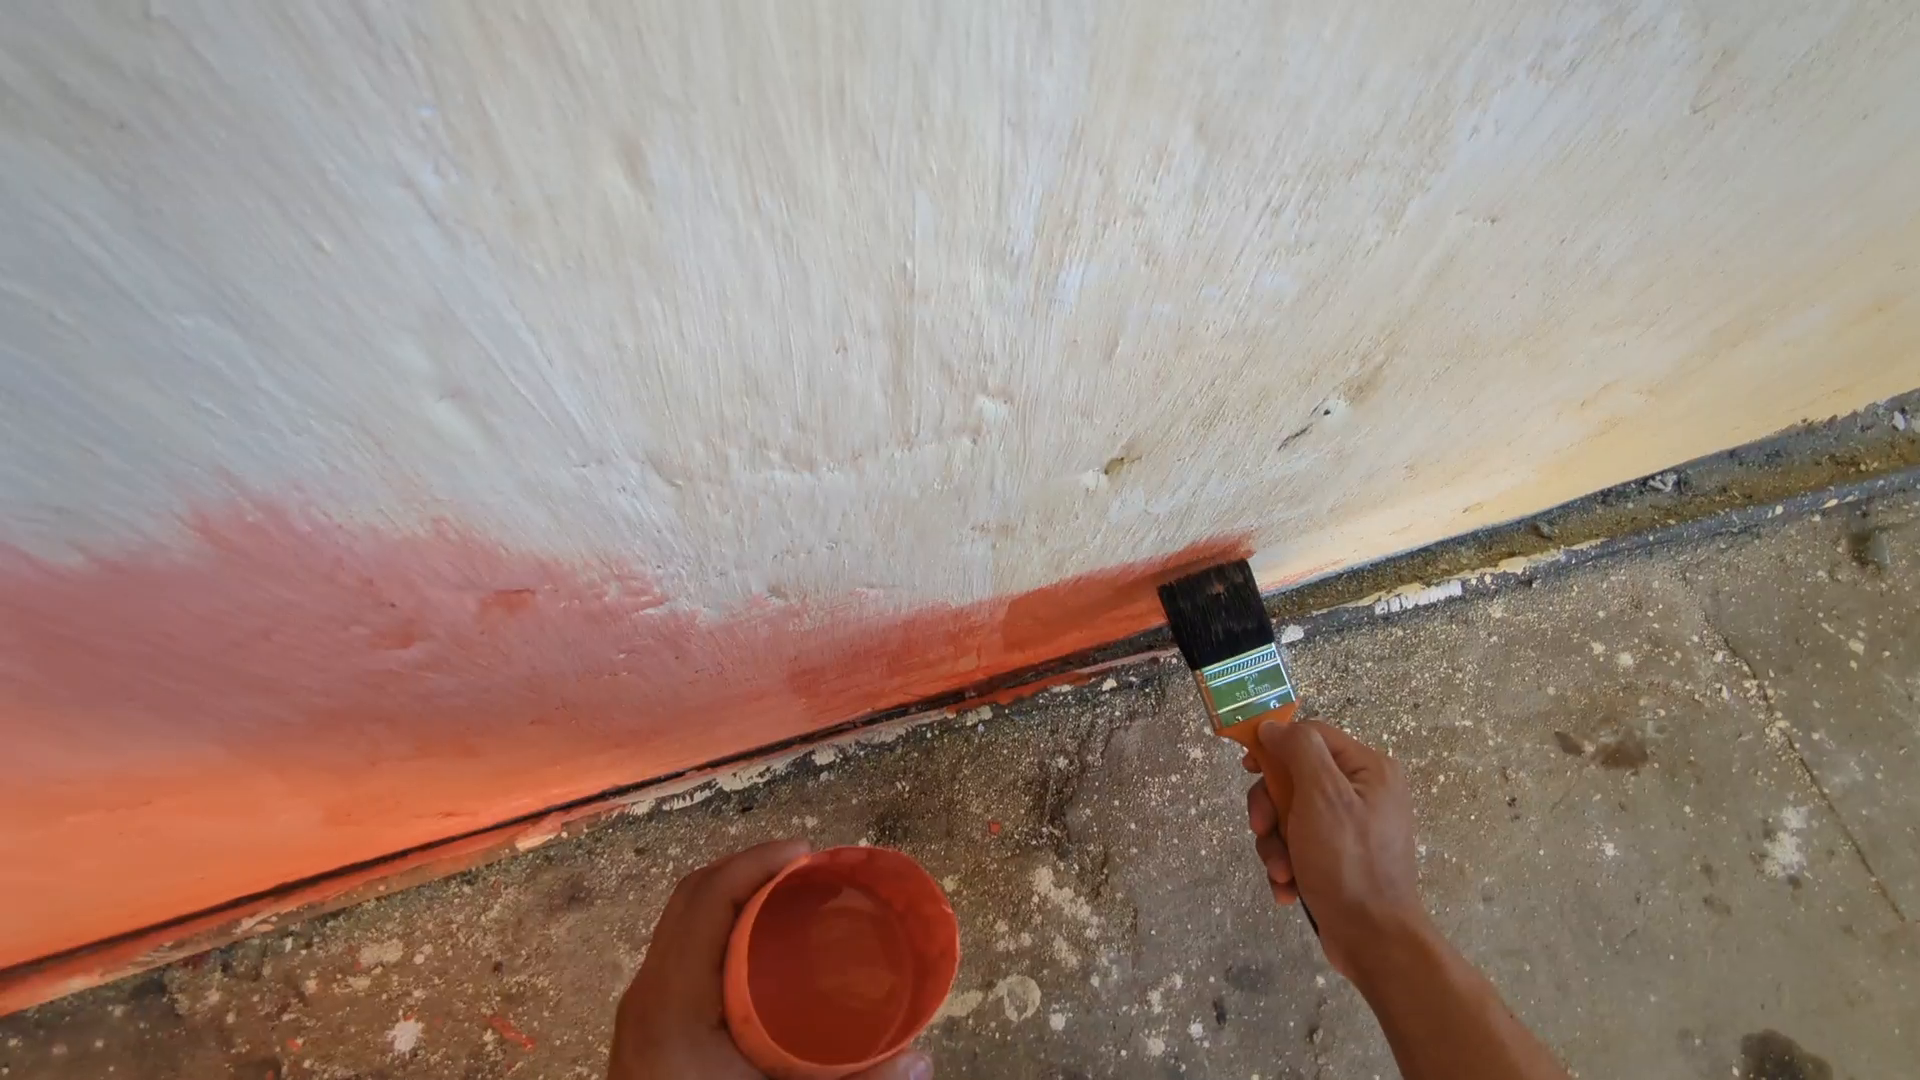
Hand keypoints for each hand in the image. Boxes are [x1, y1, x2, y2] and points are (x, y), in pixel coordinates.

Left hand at [608, 839, 933, 1079]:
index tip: (806, 854)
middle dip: (749, 866)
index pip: (707, 898)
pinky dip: (717, 919)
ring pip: (682, 916)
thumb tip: (923, 1059)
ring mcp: (640, 1005)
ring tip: (786, 892)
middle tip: (805, 868)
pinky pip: (679, 941)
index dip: (755, 861)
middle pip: (692, 895)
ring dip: (732, 890)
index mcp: (672, 1004)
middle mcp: (646, 992)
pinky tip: (753, 937)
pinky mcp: (645, 1019)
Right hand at [1243, 720, 1431, 978]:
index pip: (1311, 735)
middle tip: (1262, 828)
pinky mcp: (1336, 857)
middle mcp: (1362, 793)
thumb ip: (1299, 750)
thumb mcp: (1322, 795)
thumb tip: (1273, 726)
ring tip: (1281, 871)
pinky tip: (1288, 886)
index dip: (1275, 745)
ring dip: (1274, 843)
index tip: (1248, 766)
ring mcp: (1348, 827)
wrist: (1374, 942)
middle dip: (1271, 809)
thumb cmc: (1348, 861)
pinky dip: (1286, 863)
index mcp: (1368, 770)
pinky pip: (1296, 844)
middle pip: (1292, 777)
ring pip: (1288, 814)